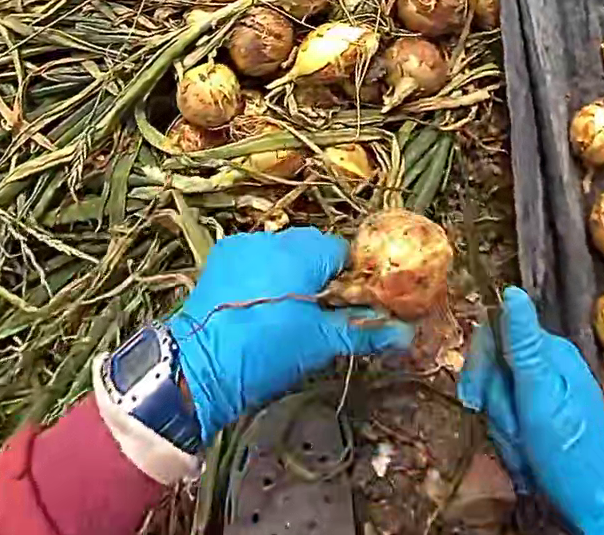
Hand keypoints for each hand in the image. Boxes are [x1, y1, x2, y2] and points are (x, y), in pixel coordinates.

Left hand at [168, 228, 413, 440]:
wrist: (198, 367)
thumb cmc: (268, 351)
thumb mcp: (319, 343)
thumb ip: (363, 330)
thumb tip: (405, 332)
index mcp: (305, 251)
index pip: (343, 251)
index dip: (349, 278)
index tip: (345, 304)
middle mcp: (277, 236)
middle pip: (314, 247)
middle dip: (320, 273)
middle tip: (317, 311)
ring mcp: (247, 242)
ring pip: (284, 249)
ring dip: (291, 270)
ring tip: (284, 308)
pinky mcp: (224, 253)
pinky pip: (257, 254)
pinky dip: (263, 269)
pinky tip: (258, 298)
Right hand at [458, 287, 603, 534]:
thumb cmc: (572, 451)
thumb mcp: (540, 393)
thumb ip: (523, 341)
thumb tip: (511, 289)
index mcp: (550, 350)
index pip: (495, 332)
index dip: (478, 363)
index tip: (471, 398)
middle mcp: (550, 365)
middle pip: (496, 367)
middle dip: (496, 404)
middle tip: (513, 432)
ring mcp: (549, 394)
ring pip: (502, 398)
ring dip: (505, 429)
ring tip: (524, 453)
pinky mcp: (548, 421)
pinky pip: (515, 421)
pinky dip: (514, 444)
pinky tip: (527, 462)